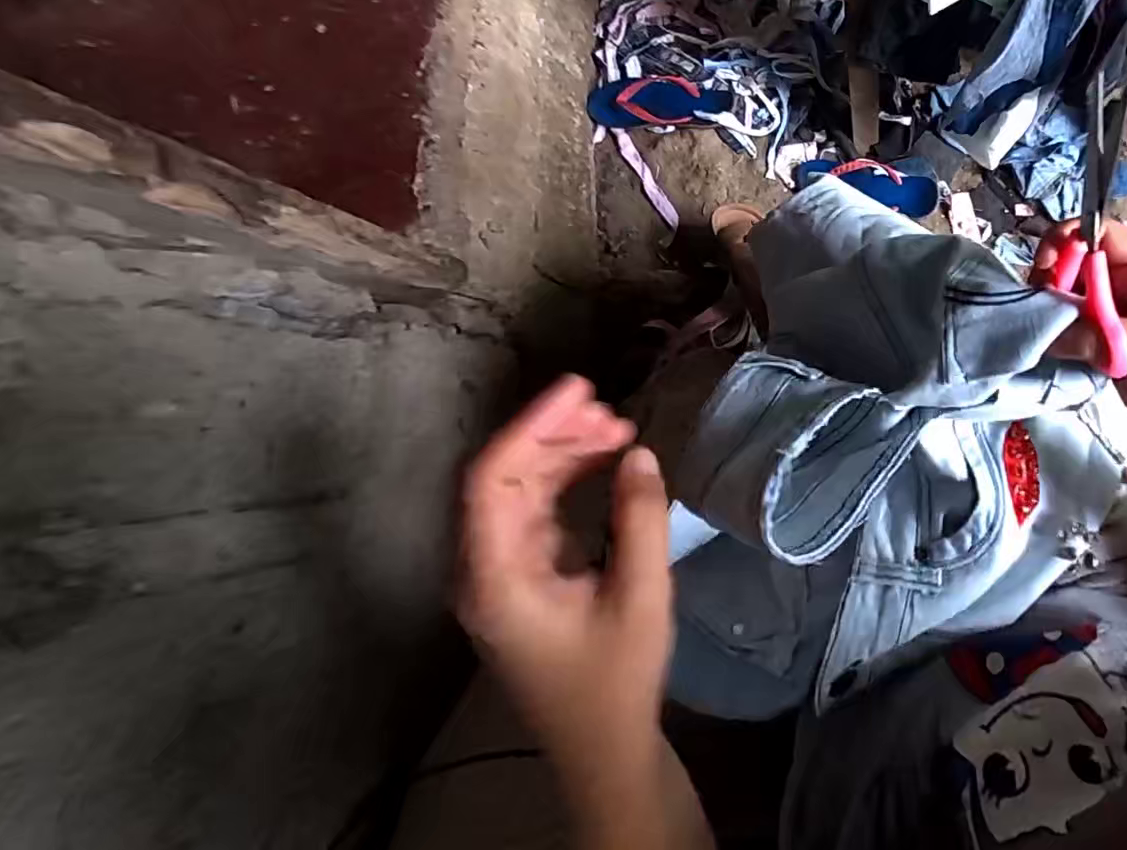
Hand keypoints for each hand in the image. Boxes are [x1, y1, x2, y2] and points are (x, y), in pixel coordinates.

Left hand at [457, 375, 673, 813]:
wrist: (602, 739)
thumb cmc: (616, 675)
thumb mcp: (641, 594)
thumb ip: (640, 519)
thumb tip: (639, 454)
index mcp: (495, 575)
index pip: (492, 478)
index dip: (532, 424)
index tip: (580, 387)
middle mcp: (485, 566)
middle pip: (504, 476)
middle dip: (556, 433)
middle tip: (614, 411)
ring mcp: (503, 569)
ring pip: (522, 488)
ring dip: (566, 453)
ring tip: (619, 429)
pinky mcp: (526, 573)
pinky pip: (539, 508)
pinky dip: (571, 478)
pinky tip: (607, 463)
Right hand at [1032, 220, 1126, 426]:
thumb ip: (1090, 334)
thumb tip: (1042, 329)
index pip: (1101, 234)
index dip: (1068, 241)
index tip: (1044, 268)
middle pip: (1078, 259)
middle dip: (1054, 276)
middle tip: (1037, 303)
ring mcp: (1115, 307)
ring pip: (1069, 290)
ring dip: (1052, 304)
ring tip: (1041, 324)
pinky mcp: (1102, 333)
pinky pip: (1070, 318)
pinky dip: (1055, 325)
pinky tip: (1047, 338)